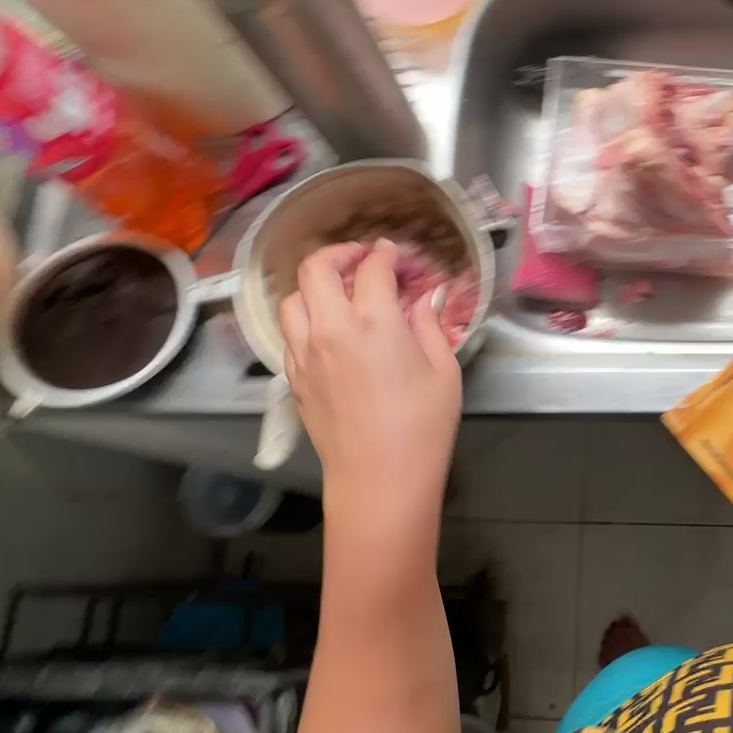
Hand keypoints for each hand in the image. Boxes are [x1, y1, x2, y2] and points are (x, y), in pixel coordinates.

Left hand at [279, 240, 461, 554]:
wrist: (380, 479)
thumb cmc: (423, 427)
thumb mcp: (443, 371)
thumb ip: (430, 325)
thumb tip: (426, 296)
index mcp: (375, 321)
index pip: (371, 268)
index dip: (385, 254)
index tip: (395, 254)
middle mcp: (331, 328)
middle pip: (316, 268)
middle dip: (339, 253)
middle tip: (361, 259)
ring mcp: (305, 354)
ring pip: (292, 298)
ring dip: (314, 286)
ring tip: (337, 291)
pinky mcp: (294, 378)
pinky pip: (289, 333)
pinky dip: (305, 318)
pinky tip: (326, 329)